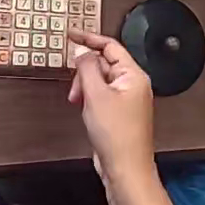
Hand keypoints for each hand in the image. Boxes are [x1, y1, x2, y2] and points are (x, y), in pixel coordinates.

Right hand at [66, 31, 155, 185]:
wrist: (125, 169)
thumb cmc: (116, 135)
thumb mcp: (95, 94)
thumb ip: (86, 68)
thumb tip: (81, 52)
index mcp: (133, 76)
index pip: (110, 46)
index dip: (89, 39)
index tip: (71, 35)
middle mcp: (133, 84)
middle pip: (103, 63)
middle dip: (84, 72)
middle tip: (74, 86)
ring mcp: (127, 99)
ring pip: (100, 80)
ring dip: (85, 86)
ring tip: (78, 102)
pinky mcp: (120, 112)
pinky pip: (101, 94)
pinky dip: (89, 97)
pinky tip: (84, 109)